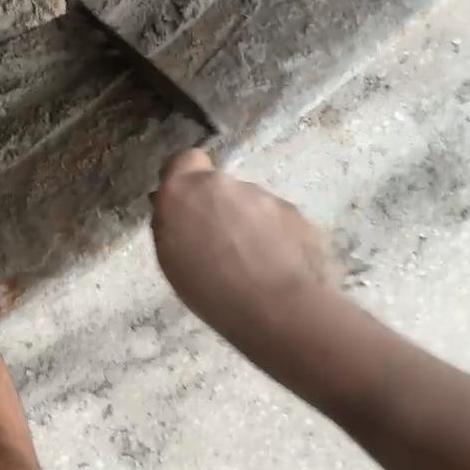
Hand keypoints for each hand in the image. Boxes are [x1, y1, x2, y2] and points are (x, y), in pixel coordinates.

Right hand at [151, 148, 339, 346]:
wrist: (279, 310)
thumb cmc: (208, 287)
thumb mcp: (169, 254)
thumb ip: (172, 221)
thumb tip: (176, 207)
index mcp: (185, 189)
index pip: (186, 159)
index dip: (188, 177)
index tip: (188, 203)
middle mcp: (224, 184)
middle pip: (220, 187)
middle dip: (220, 208)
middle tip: (221, 245)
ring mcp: (266, 198)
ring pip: (252, 205)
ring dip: (250, 225)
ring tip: (255, 263)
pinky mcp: (300, 216)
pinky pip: (281, 223)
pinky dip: (278, 239)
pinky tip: (280, 269)